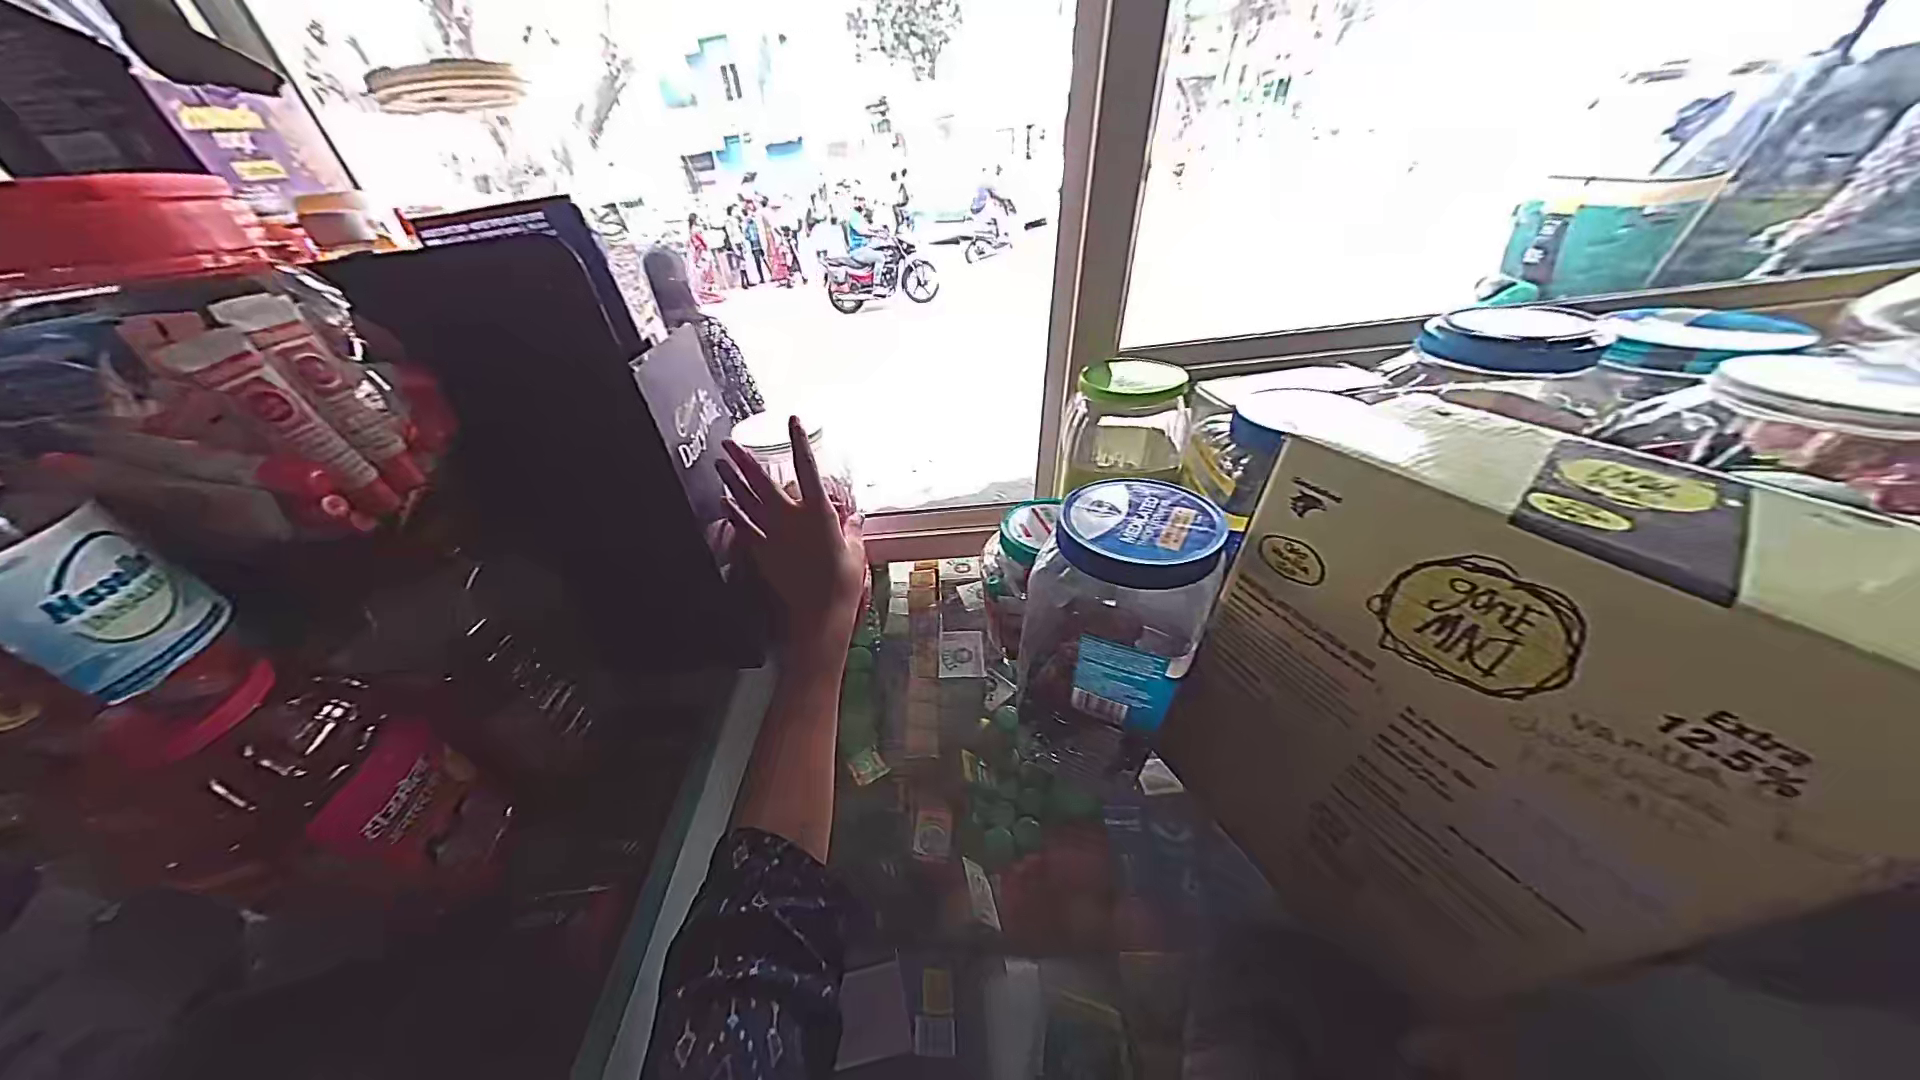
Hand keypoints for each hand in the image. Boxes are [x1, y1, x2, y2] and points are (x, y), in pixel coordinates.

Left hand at [718, 416, 866, 650]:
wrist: (820, 612)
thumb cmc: (843, 581)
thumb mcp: (854, 551)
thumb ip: (852, 530)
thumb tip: (854, 517)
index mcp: (819, 512)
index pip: (808, 468)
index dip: (799, 442)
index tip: (792, 421)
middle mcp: (792, 518)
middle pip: (764, 482)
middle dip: (745, 460)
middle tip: (728, 443)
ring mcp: (773, 535)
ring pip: (748, 501)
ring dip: (732, 480)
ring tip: (719, 462)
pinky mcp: (762, 552)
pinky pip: (743, 527)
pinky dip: (732, 512)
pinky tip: (724, 501)